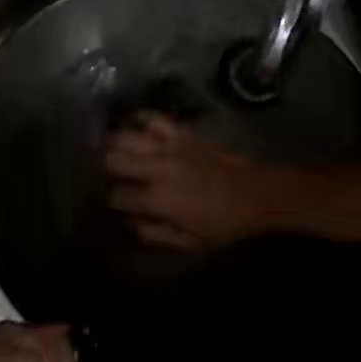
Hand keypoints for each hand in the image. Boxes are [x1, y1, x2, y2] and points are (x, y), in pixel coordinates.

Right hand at [104, 113, 280, 251]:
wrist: (256, 194)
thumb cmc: (223, 223)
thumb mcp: (190, 242)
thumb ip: (155, 234)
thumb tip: (131, 221)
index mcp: (157, 199)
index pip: (118, 196)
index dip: (111, 199)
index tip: (113, 200)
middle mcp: (155, 169)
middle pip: (113, 159)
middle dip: (104, 166)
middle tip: (106, 171)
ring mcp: (167, 147)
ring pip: (127, 136)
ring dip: (116, 143)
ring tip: (112, 147)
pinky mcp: (180, 133)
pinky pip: (154, 119)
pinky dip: (142, 119)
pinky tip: (136, 124)